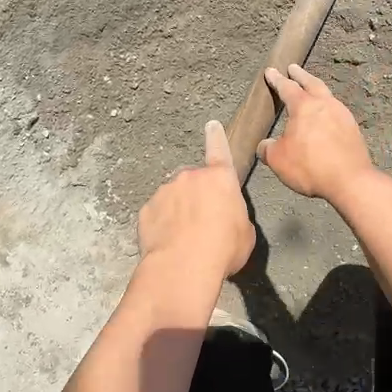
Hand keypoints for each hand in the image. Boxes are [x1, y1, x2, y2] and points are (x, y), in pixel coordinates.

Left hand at [138, 121, 254, 277]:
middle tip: (203, 223)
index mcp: (220, 178)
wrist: (183, 266)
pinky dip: (162, 224)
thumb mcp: (245, 233)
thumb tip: (226, 219)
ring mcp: (165, 192)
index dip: (216, 137)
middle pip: (194, 181)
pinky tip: (170, 243)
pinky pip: (157, 214)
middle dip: (197, 196)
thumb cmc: (223, 248)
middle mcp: (190, 177)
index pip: (219, 150)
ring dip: (179, 211)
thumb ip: (235, 216)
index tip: (211, 125)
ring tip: (186, 238)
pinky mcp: (147, 210)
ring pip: (173, 197)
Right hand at [257, 64, 373, 201]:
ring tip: (311, 90)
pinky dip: (328, 108)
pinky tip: (326, 116)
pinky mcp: (353, 128)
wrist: (350, 180)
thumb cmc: (310, 167)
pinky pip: (337, 111)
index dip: (277, 79)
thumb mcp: (278, 160)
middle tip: (293, 68)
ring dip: (317, 89)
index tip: (271, 71)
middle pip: (312, 83)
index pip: (287, 87)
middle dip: (300, 75)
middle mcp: (325, 104)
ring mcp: (342, 114)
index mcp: (304, 106)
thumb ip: (268, 149)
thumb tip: (265, 145)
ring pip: (327, 95)